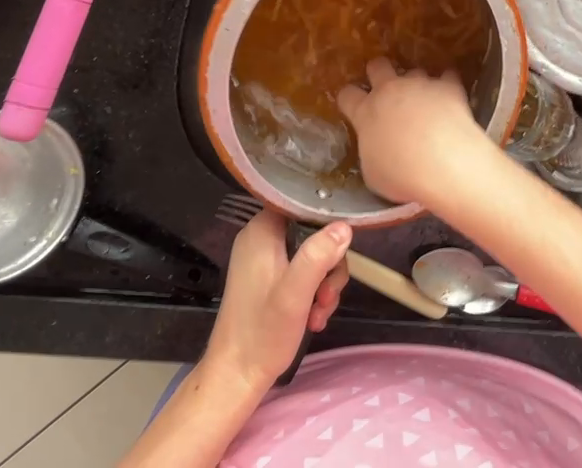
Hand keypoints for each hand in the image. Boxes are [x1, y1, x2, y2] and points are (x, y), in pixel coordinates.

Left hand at [205, 210, 350, 388]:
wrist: (237, 377)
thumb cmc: (262, 333)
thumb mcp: (295, 293)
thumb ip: (318, 256)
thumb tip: (345, 227)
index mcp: (262, 231)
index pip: (303, 204)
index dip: (327, 222)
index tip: (338, 250)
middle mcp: (262, 239)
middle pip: (313, 232)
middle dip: (328, 265)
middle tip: (326, 294)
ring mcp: (265, 260)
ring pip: (313, 255)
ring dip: (324, 284)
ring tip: (319, 311)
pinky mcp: (269, 280)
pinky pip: (303, 273)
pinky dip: (313, 293)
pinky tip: (313, 317)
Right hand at [336, 57, 492, 204]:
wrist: (442, 163)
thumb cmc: (401, 175)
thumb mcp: (372, 171)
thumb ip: (371, 149)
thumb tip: (377, 146)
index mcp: (366, 112)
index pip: (347, 95)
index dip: (349, 98)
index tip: (352, 104)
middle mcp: (391, 91)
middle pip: (378, 66)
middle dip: (379, 71)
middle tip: (385, 85)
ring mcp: (420, 85)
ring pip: (414, 71)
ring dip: (417, 84)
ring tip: (425, 101)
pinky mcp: (448, 87)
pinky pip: (448, 76)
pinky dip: (448, 84)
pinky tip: (451, 97)